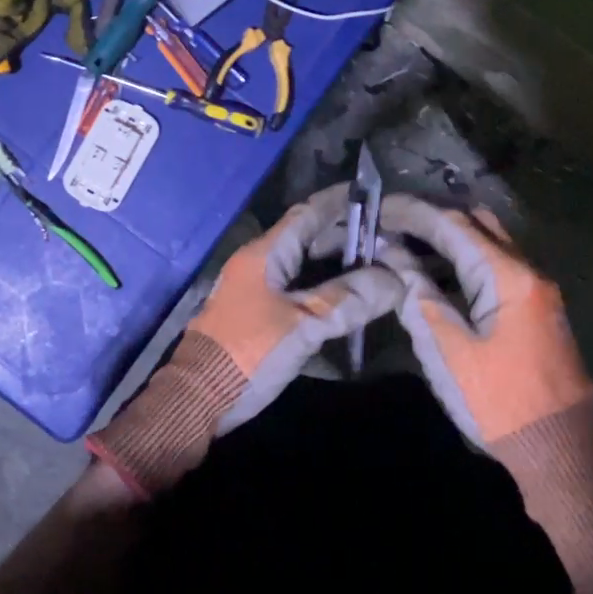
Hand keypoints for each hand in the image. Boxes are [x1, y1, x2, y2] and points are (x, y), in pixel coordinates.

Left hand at [87, 184, 403, 496]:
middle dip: (346, 237)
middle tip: (389, 239)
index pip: (308, 214)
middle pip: (307, 238)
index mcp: (265, 254)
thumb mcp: (302, 326)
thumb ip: (346, 300)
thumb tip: (394, 280)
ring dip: (336, 264)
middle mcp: (259, 263)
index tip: (375, 196)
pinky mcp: (257, 313)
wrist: (198, 397)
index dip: (340, 203)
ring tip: (378, 266)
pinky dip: (323, 288)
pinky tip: (347, 299)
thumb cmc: (248, 352)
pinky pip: (296, 288)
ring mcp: (256, 288)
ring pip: (303, 265)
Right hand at [379, 197, 592, 445]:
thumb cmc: (499, 403)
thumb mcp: (449, 351)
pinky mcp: (538, 308)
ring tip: (409, 241)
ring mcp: (539, 290)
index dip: (415, 215)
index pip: (455, 227)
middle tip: (394, 222)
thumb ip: (420, 296)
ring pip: (493, 243)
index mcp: (509, 278)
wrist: (559, 452)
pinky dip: (469, 258)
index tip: (381, 209)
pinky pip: (500, 265)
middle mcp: (531, 272)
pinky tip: (441, 270)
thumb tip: (392, 255)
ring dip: (453, 237)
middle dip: (435, 218)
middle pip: (479, 224)